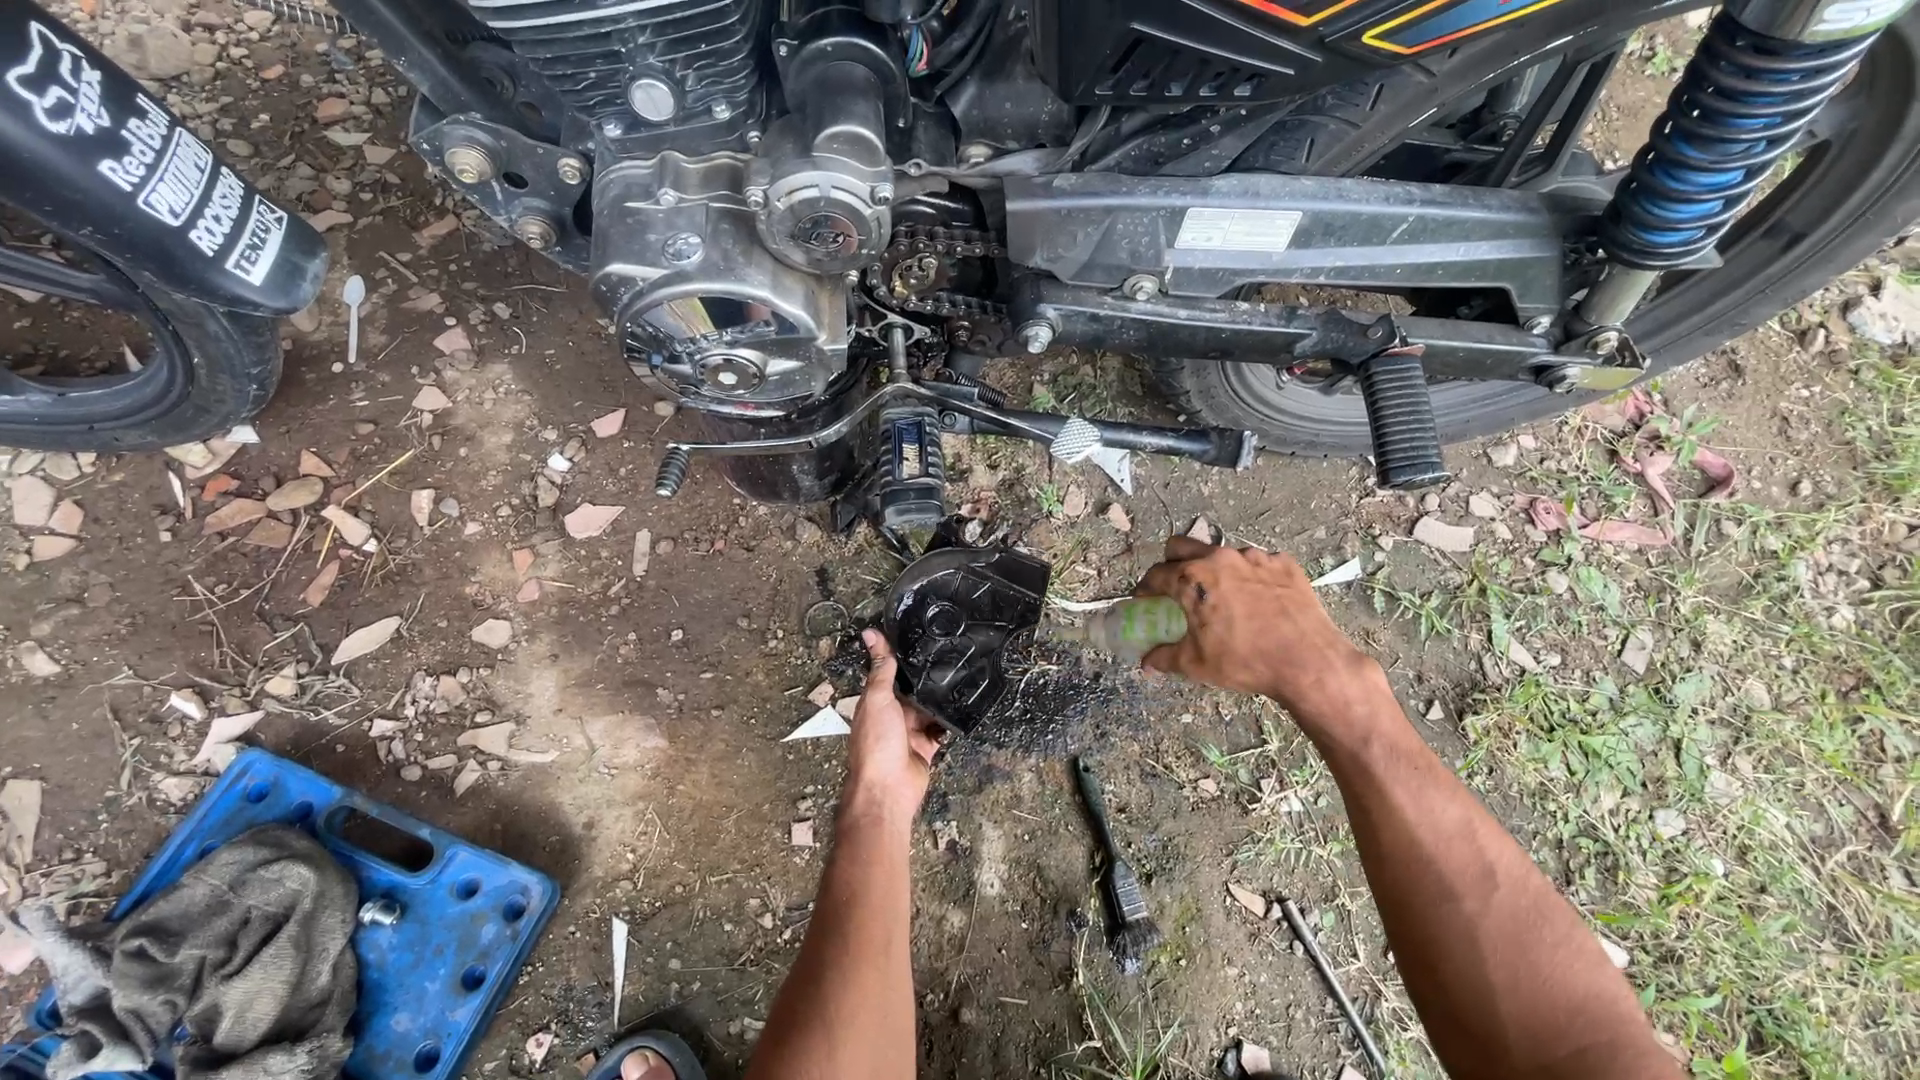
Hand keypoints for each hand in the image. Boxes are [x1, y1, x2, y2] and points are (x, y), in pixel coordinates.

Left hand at [843, 629, 942, 825]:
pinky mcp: (926, 747)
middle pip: (911, 691)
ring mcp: (909, 732)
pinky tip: (960, 706)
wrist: (888, 789)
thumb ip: (880, 668)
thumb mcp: (877, 699)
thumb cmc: (875, 744)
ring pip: (927, 708)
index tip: (916, 635)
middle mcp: (891, 715)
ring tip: (959, 675)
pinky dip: (948, 721)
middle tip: (947, 654)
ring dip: (938, 699)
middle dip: (924, 678)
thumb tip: (870, 634)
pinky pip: (940, 729)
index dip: (899, 657)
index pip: (887, 673)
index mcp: (875, 702)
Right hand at [1134, 536, 1375, 716]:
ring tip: (1221, 594)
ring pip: (1221, 553)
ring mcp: (1254, 557)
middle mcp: (1220, 558)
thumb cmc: (1244, 662)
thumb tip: (1147, 664)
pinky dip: (1248, 576)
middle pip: (1182, 545)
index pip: (1156, 574)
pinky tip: (1256, 599)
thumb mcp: (1196, 664)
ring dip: (1212, 568)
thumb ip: (1165, 658)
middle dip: (1171, 562)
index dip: (1145, 588)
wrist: (1308, 662)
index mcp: (1192, 578)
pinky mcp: (1283, 563)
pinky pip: (1256, 563)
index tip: (1145, 599)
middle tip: (1175, 586)